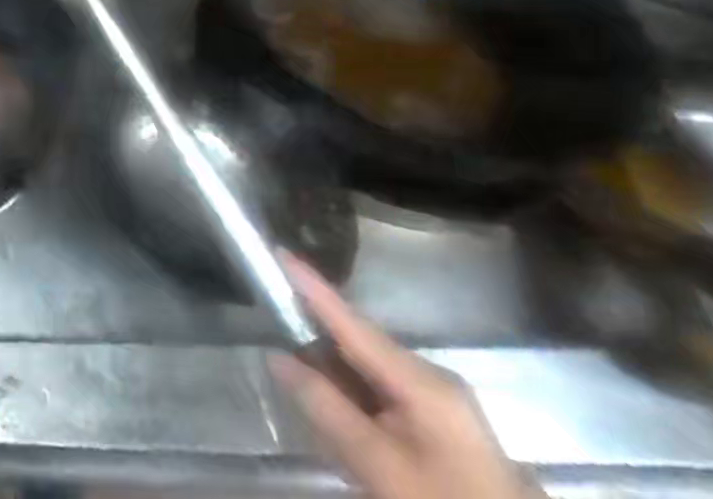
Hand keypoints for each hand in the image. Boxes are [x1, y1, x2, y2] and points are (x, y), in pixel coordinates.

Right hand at [272, 255, 542, 498]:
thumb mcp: (376, 462)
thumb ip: (324, 406)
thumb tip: (277, 357)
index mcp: (421, 379)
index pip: (352, 322)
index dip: (312, 287)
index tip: (280, 251)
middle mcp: (432, 377)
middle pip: (359, 342)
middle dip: (315, 333)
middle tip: (272, 330)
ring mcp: (440, 400)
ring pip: (368, 368)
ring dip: (331, 369)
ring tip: (294, 375)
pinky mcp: (440, 423)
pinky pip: (381, 390)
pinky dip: (351, 392)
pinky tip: (334, 410)